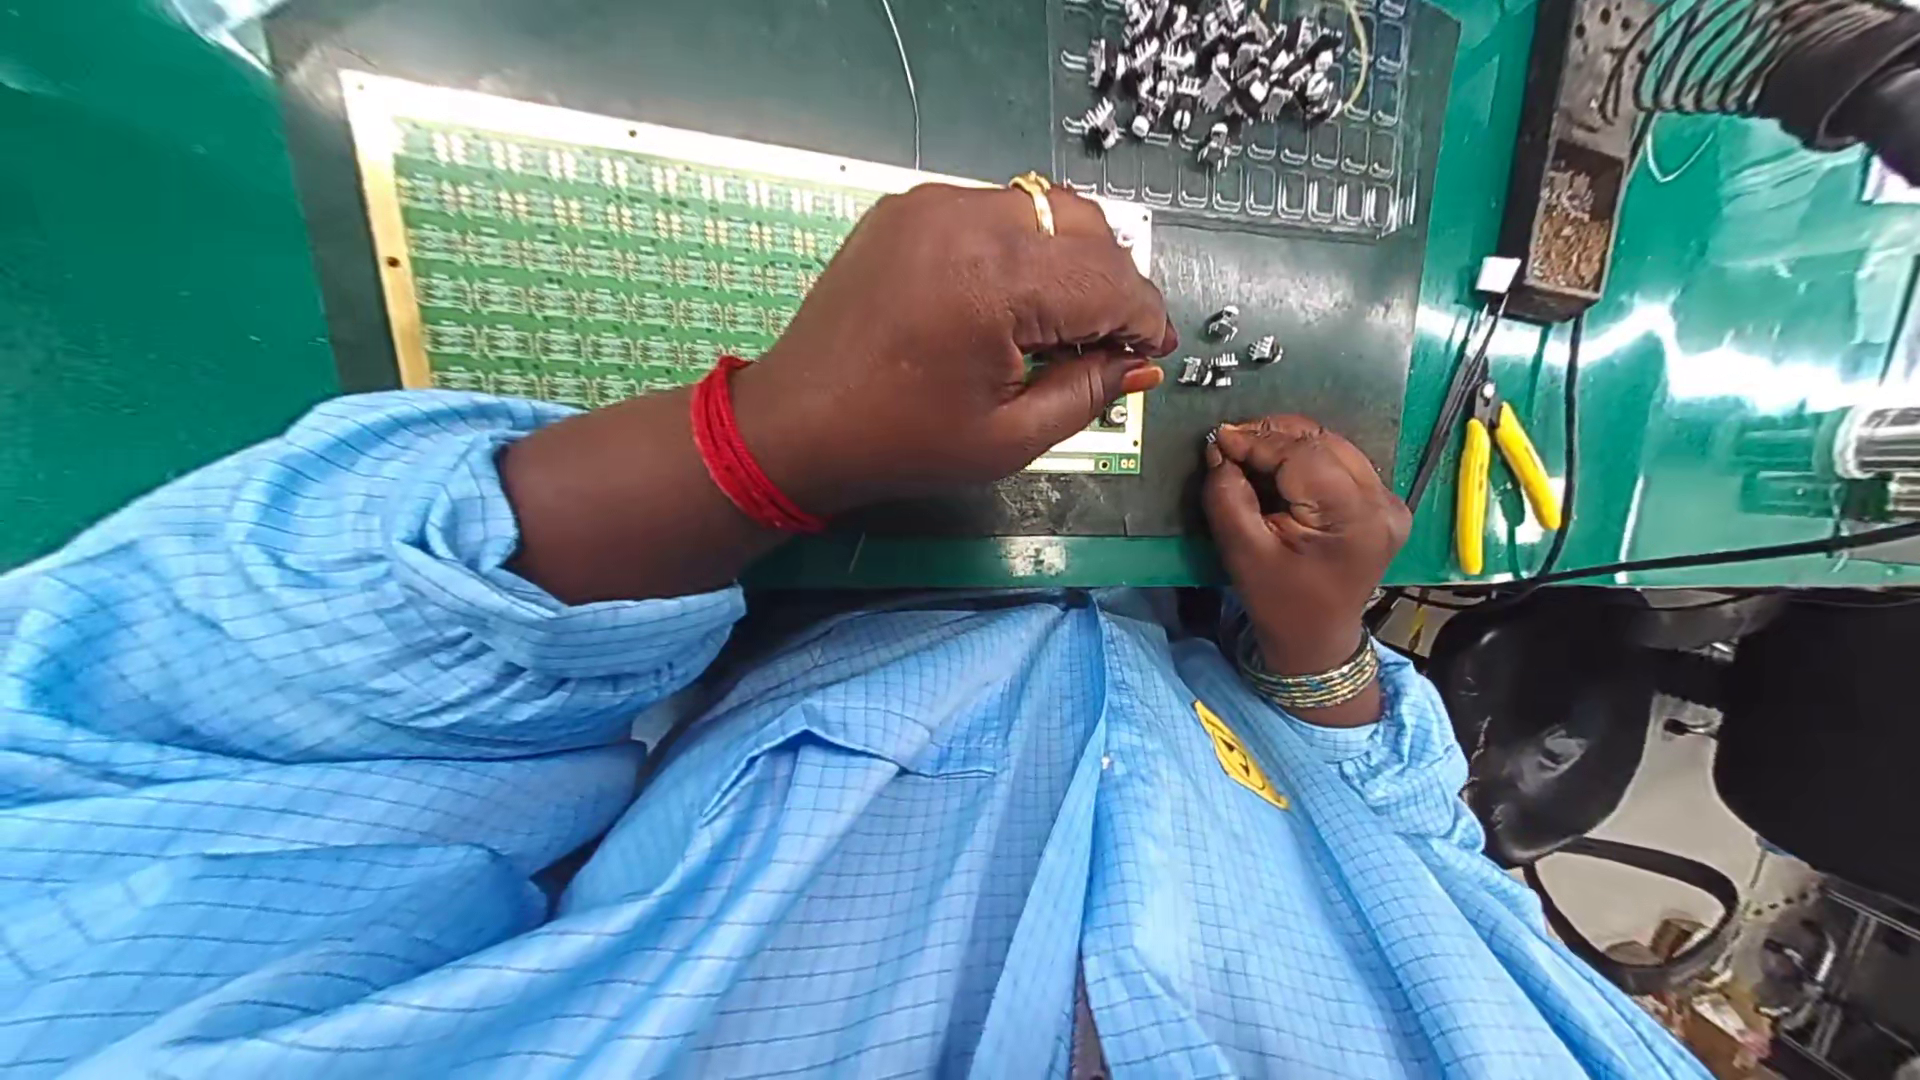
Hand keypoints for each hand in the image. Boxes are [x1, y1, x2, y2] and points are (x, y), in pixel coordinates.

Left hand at [730, 183, 1176, 514]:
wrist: (797, 425)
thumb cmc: (901, 444)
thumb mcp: (1009, 438)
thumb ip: (1086, 393)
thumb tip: (1139, 366)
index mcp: (998, 279)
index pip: (1109, 279)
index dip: (1143, 318)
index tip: (1153, 350)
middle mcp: (968, 219)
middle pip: (1084, 228)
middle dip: (1113, 285)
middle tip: (1111, 341)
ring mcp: (930, 205)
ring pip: (1041, 210)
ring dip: (1071, 261)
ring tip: (1066, 322)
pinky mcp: (905, 211)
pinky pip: (991, 214)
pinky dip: (1021, 250)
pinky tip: (1012, 299)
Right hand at [1203, 415, 1410, 674]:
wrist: (1315, 637)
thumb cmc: (1277, 600)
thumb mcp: (1241, 552)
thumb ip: (1227, 496)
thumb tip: (1220, 450)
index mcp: (1354, 517)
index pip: (1303, 455)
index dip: (1257, 440)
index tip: (1217, 437)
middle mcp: (1382, 501)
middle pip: (1322, 441)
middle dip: (1270, 435)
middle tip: (1228, 442)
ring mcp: (1388, 500)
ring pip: (1332, 444)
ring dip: (1285, 442)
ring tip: (1246, 452)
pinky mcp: (1380, 502)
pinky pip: (1337, 460)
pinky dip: (1300, 455)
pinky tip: (1273, 466)